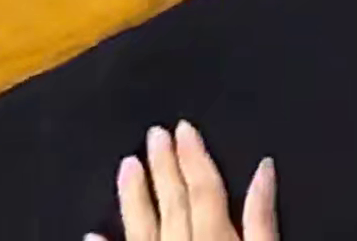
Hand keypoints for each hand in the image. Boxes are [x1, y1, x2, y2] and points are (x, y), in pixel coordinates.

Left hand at [87, 122, 276, 240]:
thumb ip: (262, 217)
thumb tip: (264, 166)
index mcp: (216, 239)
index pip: (204, 189)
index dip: (194, 156)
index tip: (183, 127)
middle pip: (173, 203)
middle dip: (165, 165)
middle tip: (154, 133)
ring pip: (141, 231)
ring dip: (134, 197)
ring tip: (126, 165)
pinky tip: (92, 233)